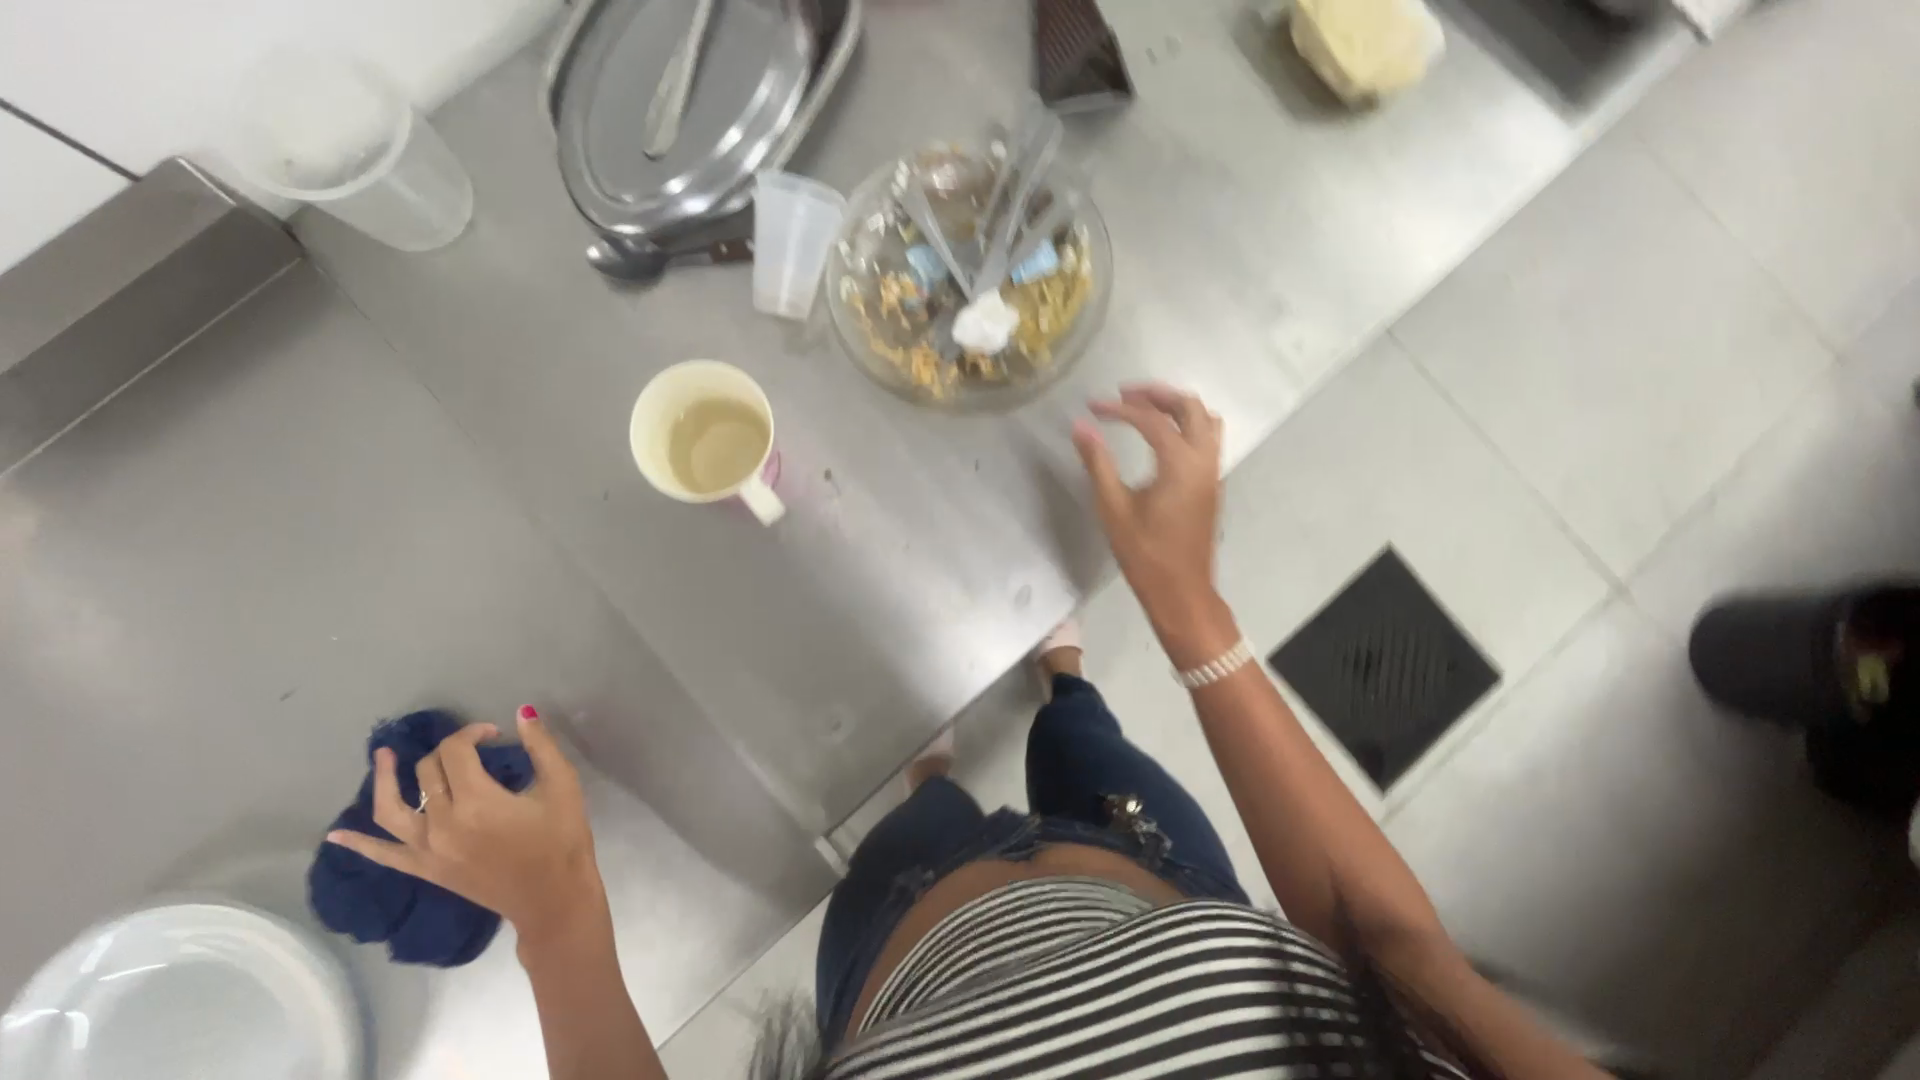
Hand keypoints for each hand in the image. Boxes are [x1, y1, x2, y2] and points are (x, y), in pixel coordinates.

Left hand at [327, 706, 605, 949]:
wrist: (552, 897)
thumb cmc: (562, 840)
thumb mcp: (563, 786)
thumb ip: (541, 746)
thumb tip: (522, 713)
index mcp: (476, 801)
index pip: (456, 751)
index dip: (472, 733)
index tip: (495, 734)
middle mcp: (442, 823)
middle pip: (429, 772)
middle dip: (449, 751)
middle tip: (475, 748)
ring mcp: (427, 849)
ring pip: (390, 808)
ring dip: (384, 780)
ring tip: (383, 756)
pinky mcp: (424, 869)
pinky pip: (383, 854)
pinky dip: (358, 844)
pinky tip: (336, 835)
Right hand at [1074, 383, 1235, 661]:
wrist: (1181, 591)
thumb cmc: (1145, 554)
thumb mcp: (1113, 509)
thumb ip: (1098, 464)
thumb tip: (1081, 427)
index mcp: (1180, 464)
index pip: (1151, 420)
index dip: (1120, 408)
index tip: (1093, 407)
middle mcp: (1203, 461)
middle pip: (1189, 407)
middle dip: (1157, 395)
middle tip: (1125, 395)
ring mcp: (1212, 472)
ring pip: (1205, 420)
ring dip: (1176, 407)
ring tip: (1144, 409)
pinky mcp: (1211, 484)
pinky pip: (1208, 438)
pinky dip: (1187, 424)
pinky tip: (1161, 436)